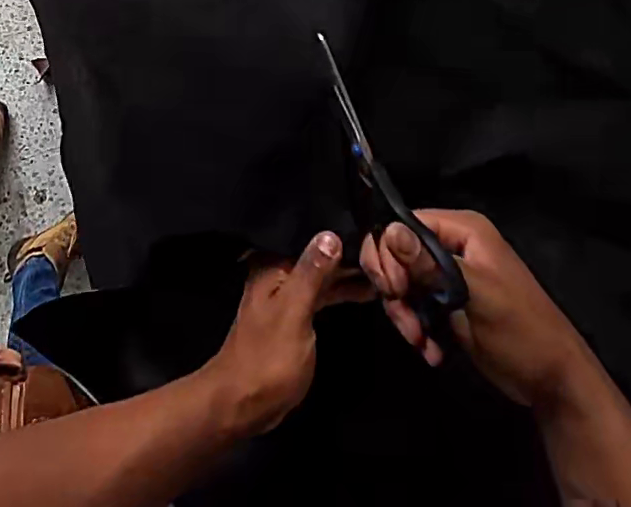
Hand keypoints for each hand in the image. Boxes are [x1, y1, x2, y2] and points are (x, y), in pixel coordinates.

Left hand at [196, 231, 371, 435]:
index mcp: (272, 266)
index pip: (310, 238)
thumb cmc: (269, 356)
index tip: (371, 226)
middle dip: (348, 253)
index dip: (339, 232)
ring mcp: (287, 297)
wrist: (244, 403)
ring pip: (322, 277)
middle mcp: (278, 275)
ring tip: (384, 267)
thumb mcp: (294, 311)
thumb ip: (311, 272)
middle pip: (317, 256)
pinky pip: (321, 295)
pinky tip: (364, 291)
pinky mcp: (295, 317)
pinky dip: (340, 292)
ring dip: (347, 274)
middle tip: (386, 247)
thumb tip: (329, 233)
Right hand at [360, 209, 589, 406]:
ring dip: (403, 313)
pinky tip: (430, 349)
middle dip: (394, 288)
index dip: (389, 252)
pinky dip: (413, 325)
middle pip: (396, 251)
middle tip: (406, 320)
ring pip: (399, 280)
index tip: (393, 289)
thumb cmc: (522, 330)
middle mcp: (451, 244)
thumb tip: (390, 230)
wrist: (553, 382)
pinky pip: (411, 303)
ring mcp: (446, 273)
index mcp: (462, 229)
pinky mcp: (444, 301)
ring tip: (420, 341)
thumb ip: (432, 263)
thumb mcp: (477, 293)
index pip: (404, 223)